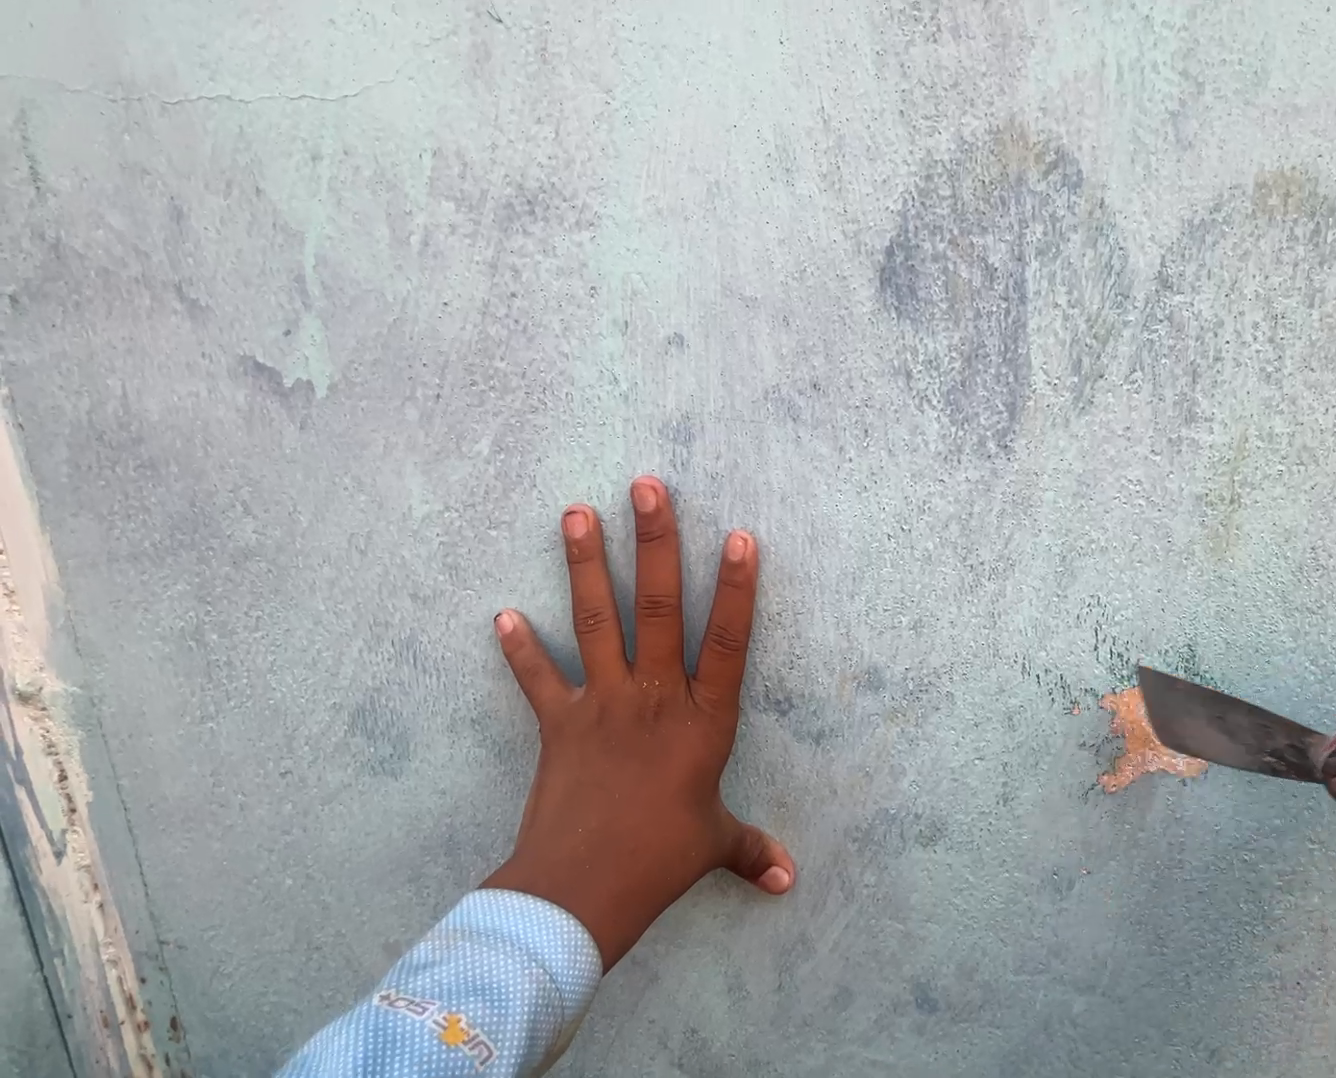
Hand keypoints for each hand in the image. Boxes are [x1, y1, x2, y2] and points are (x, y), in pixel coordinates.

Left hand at [482, 476, 795, 970]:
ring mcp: (604, 704)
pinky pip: (539, 679)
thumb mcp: (716, 844)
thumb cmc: (661, 858)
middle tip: (646, 486)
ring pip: (598, 621)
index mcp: (704, 718)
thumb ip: (753, 849)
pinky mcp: (559, 725)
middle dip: (656, 543)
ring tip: (577, 512)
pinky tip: (503, 615)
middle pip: (661, 607)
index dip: (737, 587)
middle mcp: (656, 696)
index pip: (730, 640)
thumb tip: (790, 880)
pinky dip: (521, 649)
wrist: (580, 891)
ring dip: (587, 565)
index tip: (738, 535)